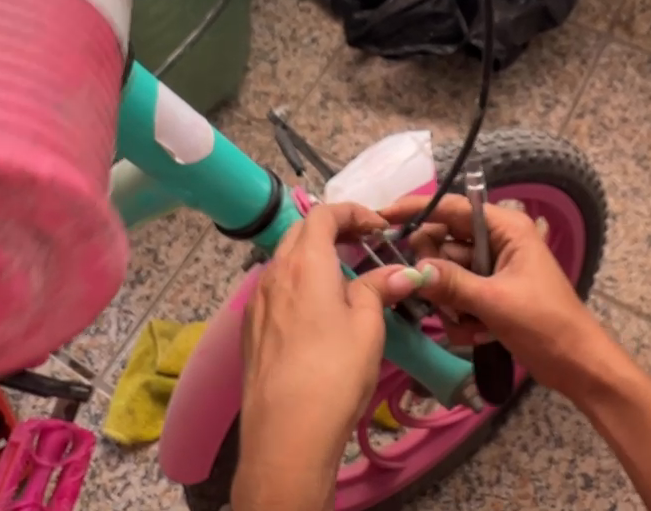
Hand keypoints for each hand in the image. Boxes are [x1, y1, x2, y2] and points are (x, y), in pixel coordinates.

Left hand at [236, 203, 433, 510]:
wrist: (286, 438)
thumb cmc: (334, 373)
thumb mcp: (368, 325)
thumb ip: (379, 288)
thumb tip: (400, 272)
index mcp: (305, 262)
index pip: (325, 214)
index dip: (354, 212)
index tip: (379, 228)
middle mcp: (275, 273)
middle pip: (301, 232)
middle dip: (334, 229)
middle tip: (365, 244)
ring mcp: (257, 303)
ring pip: (285, 260)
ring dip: (315, 256)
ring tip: (345, 277)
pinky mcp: (250, 331)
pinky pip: (276, 289)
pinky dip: (298, 283)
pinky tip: (317, 311)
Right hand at [381, 194, 617, 398]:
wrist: (578, 366)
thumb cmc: (545, 324)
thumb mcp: (495, 303)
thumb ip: (452, 283)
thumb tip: (412, 270)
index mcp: (505, 227)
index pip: (452, 207)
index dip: (417, 209)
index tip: (382, 216)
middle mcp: (497, 240)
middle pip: (444, 242)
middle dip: (435, 272)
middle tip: (433, 296)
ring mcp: (493, 267)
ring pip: (448, 272)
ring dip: (450, 302)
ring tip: (469, 325)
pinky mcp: (490, 293)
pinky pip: (458, 295)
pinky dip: (461, 317)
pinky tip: (478, 335)